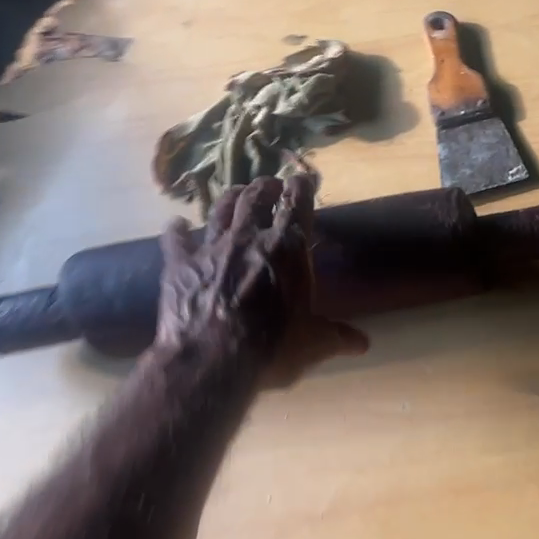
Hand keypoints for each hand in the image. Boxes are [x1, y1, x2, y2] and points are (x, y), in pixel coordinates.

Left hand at [157, 175, 366, 381]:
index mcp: (289, 250)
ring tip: (237, 193)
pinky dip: (177, 229)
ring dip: (230, 197)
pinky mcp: (179, 265)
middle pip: (256, 198)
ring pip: (220, 209)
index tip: (305, 178)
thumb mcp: (316, 343)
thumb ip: (338, 336)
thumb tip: (363, 344)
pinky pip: (175, 238)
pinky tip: (177, 224)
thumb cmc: (273, 347)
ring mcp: (211, 249)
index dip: (302, 187)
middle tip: (271, 186)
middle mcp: (250, 239)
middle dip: (266, 187)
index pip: (297, 204)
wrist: (210, 360)